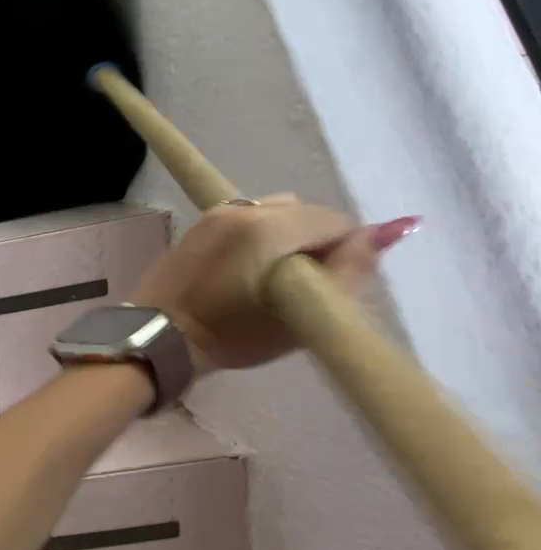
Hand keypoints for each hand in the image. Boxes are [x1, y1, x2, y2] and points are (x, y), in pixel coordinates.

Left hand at [129, 195, 417, 371]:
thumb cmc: (232, 334)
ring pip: (272, 212)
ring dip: (283, 237)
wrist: (154, 339)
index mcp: (267, 225)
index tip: (326, 284)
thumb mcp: (304, 312)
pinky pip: (242, 221)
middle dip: (312, 242)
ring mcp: (211, 217)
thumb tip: (394, 228)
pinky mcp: (193, 229)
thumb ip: (352, 269)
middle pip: (303, 212)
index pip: (336, 222)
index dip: (344, 252)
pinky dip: (255, 239)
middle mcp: (239, 209)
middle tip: (298, 283)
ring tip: (269, 278)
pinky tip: (245, 271)